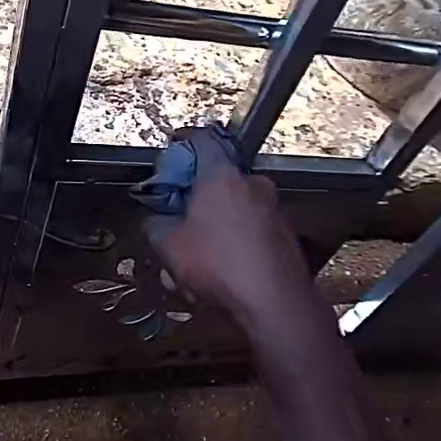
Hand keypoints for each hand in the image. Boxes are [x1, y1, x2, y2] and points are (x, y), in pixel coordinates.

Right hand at [144, 128, 324, 328]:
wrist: (275, 301)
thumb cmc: (217, 264)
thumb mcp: (168, 245)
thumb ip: (155, 225)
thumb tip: (155, 220)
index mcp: (221, 175)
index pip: (201, 139)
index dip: (183, 140)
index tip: (173, 148)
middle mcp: (252, 184)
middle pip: (216, 181)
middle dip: (195, 203)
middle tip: (178, 227)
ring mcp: (273, 208)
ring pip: (232, 212)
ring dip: (212, 233)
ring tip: (194, 270)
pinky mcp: (285, 234)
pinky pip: (249, 233)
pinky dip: (233, 248)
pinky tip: (220, 278)